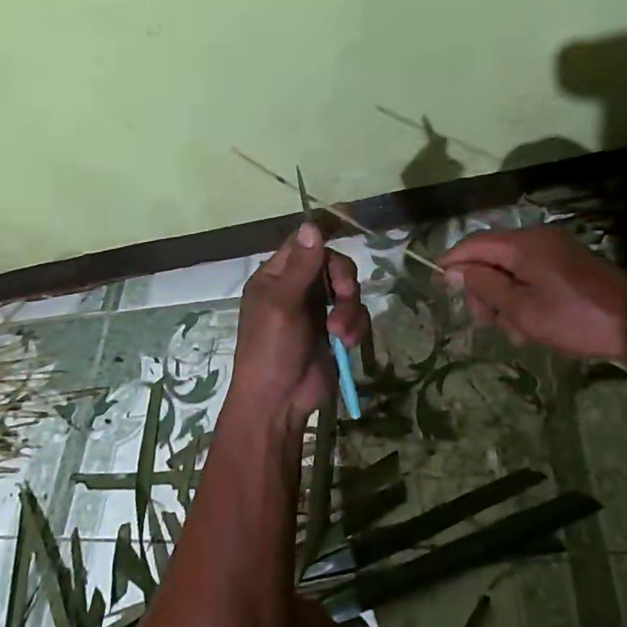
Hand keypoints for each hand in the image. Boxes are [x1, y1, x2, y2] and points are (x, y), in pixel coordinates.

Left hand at [226, 222, 367, 424]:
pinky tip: (347, 345)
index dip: (322, 246)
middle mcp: (297, 290)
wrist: (279, 403)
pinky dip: (356, 328)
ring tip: (341, 335)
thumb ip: (301, 266)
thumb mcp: (282, 305)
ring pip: (348, 292)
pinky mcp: (335, 333)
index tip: (338, 253)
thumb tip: (312, 223)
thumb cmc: (270, 350)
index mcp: (275, 278)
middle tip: (344, 295)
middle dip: (343, 282)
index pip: (303, 246)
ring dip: (350, 310)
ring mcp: (318, 312)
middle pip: (332, 265)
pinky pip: (356, 316)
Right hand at [437, 226, 626, 361]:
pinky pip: (531, 275)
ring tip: (515, 332)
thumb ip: (484, 287)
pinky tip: (530, 326)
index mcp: (524, 244)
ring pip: (511, 270)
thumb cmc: (576, 319)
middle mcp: (538, 239)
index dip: (452, 263)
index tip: (438, 288)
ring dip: (503, 299)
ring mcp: (556, 250)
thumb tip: (454, 270)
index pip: (473, 243)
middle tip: (485, 322)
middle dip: (481, 289)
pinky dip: (522, 297)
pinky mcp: (568, 265)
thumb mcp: (522, 310)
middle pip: (491, 256)